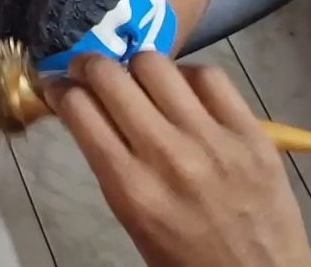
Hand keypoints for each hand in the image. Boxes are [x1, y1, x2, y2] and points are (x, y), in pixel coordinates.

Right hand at [47, 54, 310, 266]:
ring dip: (135, 66)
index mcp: (130, 186)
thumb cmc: (182, 256)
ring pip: (153, 63)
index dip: (58, 87)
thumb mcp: (129, 213)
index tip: (57, 85)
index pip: (77, 106)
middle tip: (90, 74)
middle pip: (108, 74)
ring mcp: (213, 141)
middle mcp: (167, 156)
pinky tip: (184, 92)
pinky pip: (208, 75)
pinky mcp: (252, 135)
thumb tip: (78, 101)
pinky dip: (187, 75)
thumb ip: (105, 155)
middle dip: (87, 66)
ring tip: (140, 81)